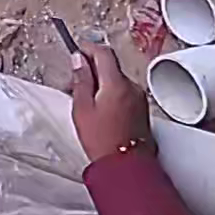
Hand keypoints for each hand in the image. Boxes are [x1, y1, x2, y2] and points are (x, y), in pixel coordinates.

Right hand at [69, 43, 151, 162]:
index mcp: (116, 84)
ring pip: (116, 80)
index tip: (76, 49)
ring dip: (100, 82)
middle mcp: (132, 87)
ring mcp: (139, 98)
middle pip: (110, 66)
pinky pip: (123, 92)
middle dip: (91, 69)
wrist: (125, 166)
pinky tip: (98, 108)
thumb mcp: (82, 107)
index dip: (88, 48)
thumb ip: (81, 79)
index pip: (104, 53)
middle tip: (73, 81)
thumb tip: (79, 59)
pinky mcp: (141, 109)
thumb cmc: (102, 140)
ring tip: (84, 100)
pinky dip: (110, 93)